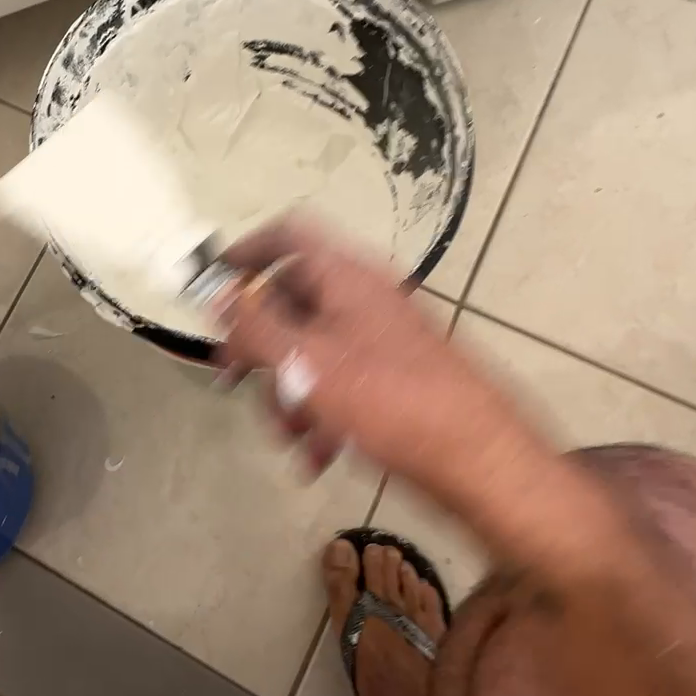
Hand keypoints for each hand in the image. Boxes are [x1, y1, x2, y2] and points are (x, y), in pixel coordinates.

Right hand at [211, 215, 497, 481]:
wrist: (480, 460)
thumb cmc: (388, 400)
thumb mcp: (305, 362)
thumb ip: (255, 325)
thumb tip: (218, 294)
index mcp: (345, 276)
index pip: (288, 235)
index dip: (246, 250)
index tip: (214, 284)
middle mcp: (363, 298)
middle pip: (292, 301)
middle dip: (259, 347)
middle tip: (232, 379)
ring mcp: (381, 339)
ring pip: (311, 351)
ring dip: (287, 393)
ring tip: (288, 437)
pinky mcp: (394, 379)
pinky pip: (339, 384)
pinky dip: (320, 415)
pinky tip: (316, 457)